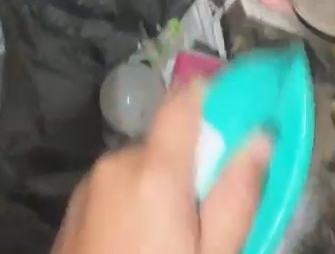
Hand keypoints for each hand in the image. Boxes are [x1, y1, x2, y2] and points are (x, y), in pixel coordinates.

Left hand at [52, 80, 271, 253]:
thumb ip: (237, 197)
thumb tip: (261, 136)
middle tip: (213, 219)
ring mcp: (89, 186)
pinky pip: (118, 191)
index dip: (215, 95)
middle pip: (167, 144)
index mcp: (153, 171)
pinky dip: (138, 207)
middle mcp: (116, 164)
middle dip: (194, 169)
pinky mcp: (73, 210)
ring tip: (177, 245)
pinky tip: (144, 250)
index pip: (185, 100)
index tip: (244, 108)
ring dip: (164, 192)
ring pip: (143, 170)